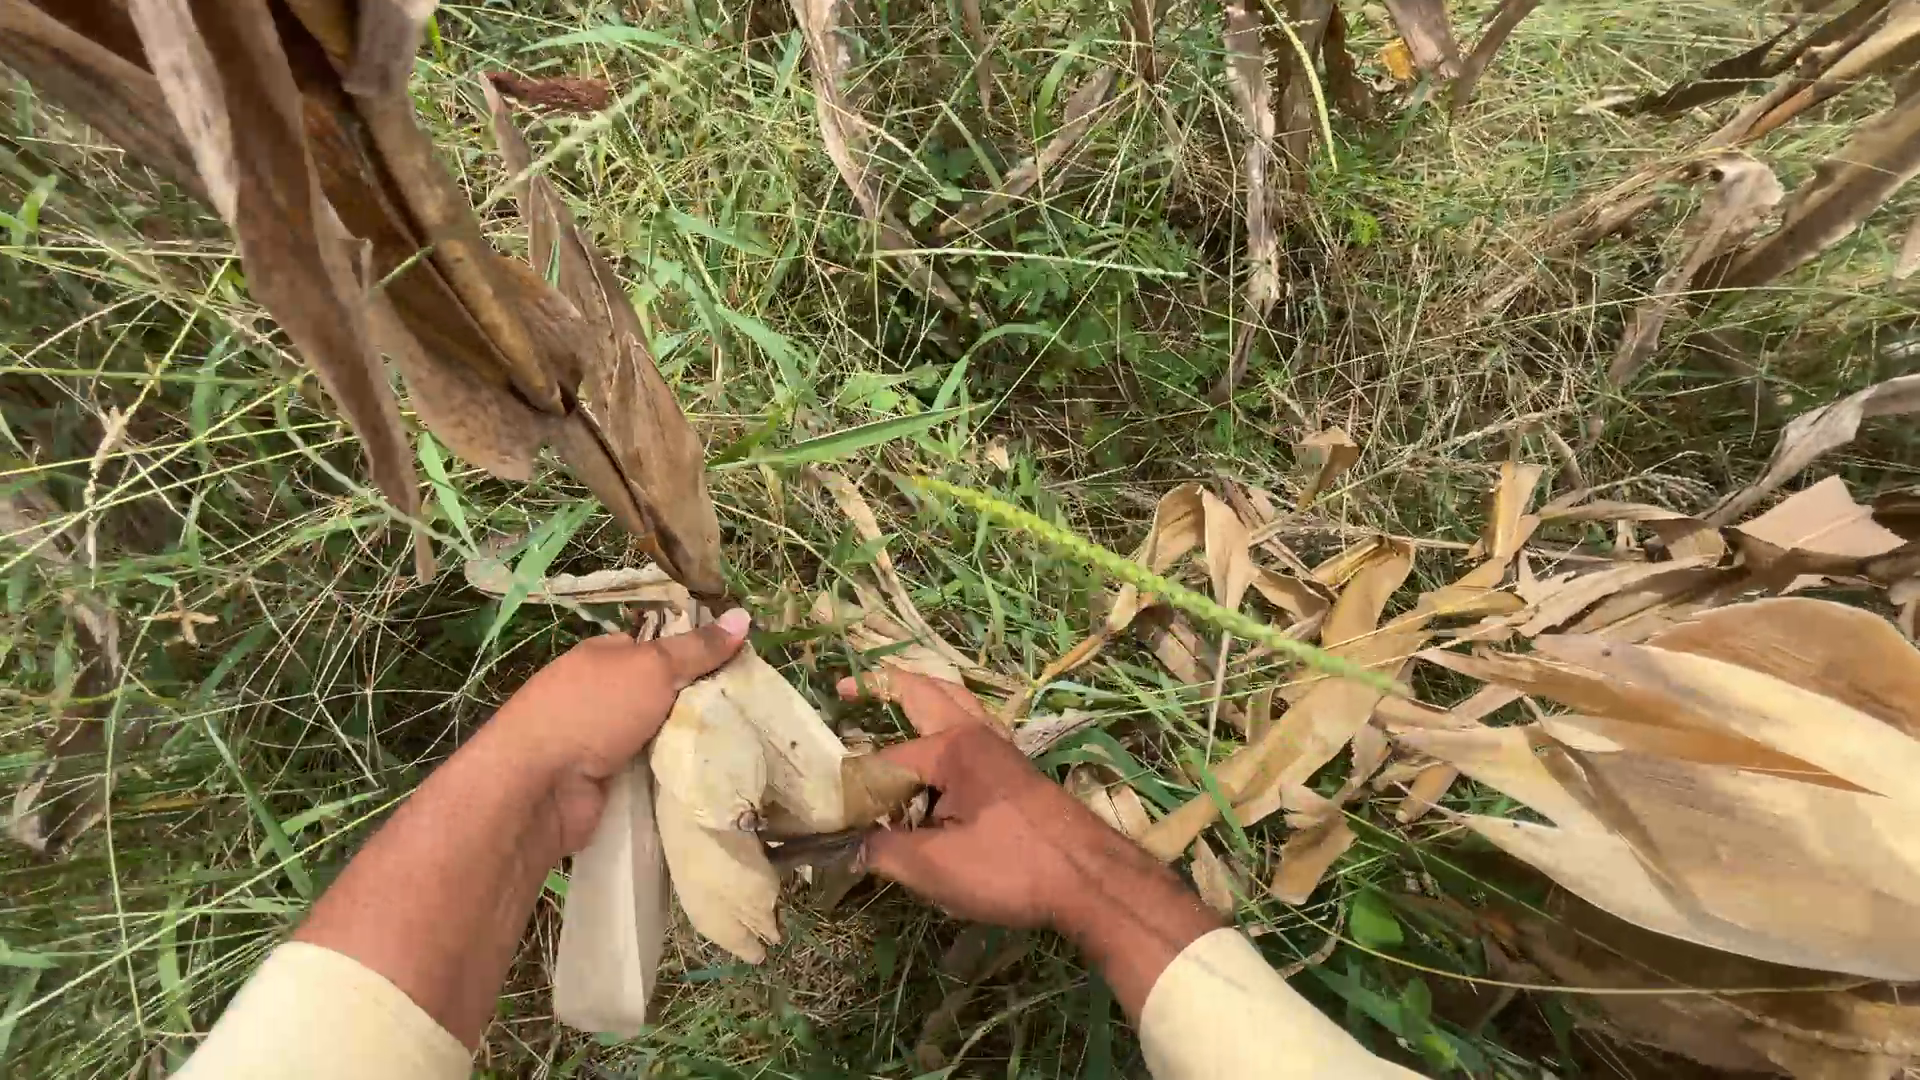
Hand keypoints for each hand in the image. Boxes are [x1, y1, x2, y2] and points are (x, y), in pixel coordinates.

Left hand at [479, 608, 750, 851]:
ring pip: (661, 732)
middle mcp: (600, 694)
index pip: (660, 646)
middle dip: (699, 700)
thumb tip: (743, 616)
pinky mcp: (605, 780)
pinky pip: (652, 767)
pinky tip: (708, 770)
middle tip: (745, 706)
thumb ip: (699, 648)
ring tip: (739, 739)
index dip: (698, 652)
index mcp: (604, 656)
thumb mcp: (653, 667)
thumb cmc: (591, 711)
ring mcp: (599, 739)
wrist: (536, 788)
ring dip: (688, 738)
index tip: (738, 665)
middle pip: (665, 691)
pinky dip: (673, 769)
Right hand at [840, 670, 1220, 1017]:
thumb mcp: (937, 868)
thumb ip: (885, 851)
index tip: (838, 816)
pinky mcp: (1015, 765)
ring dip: (924, 691)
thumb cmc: (1011, 866)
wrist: (1089, 875)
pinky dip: (950, 713)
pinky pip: (975, 721)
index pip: (888, 761)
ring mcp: (1000, 746)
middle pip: (926, 693)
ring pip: (956, 700)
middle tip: (851, 686)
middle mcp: (976, 734)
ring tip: (896, 693)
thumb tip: (846, 846)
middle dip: (886, 684)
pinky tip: (944, 737)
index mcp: (952, 749)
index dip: (860, 787)